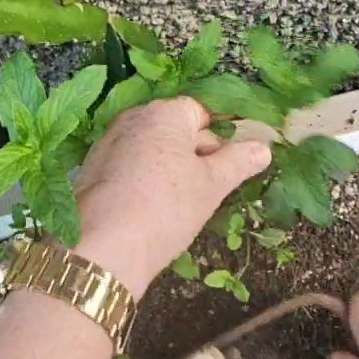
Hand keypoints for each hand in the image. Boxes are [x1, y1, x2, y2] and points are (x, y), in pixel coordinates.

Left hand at [69, 98, 269, 298]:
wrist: (104, 246)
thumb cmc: (167, 207)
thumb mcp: (212, 185)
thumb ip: (239, 162)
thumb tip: (264, 148)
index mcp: (164, 113)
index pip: (200, 111)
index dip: (221, 136)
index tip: (233, 163)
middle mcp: (134, 119)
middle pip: (176, 128)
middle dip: (199, 153)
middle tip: (216, 187)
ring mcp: (110, 143)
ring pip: (154, 149)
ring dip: (173, 168)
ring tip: (189, 202)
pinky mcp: (95, 169)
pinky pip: (132, 165)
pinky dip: (148, 180)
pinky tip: (157, 209)